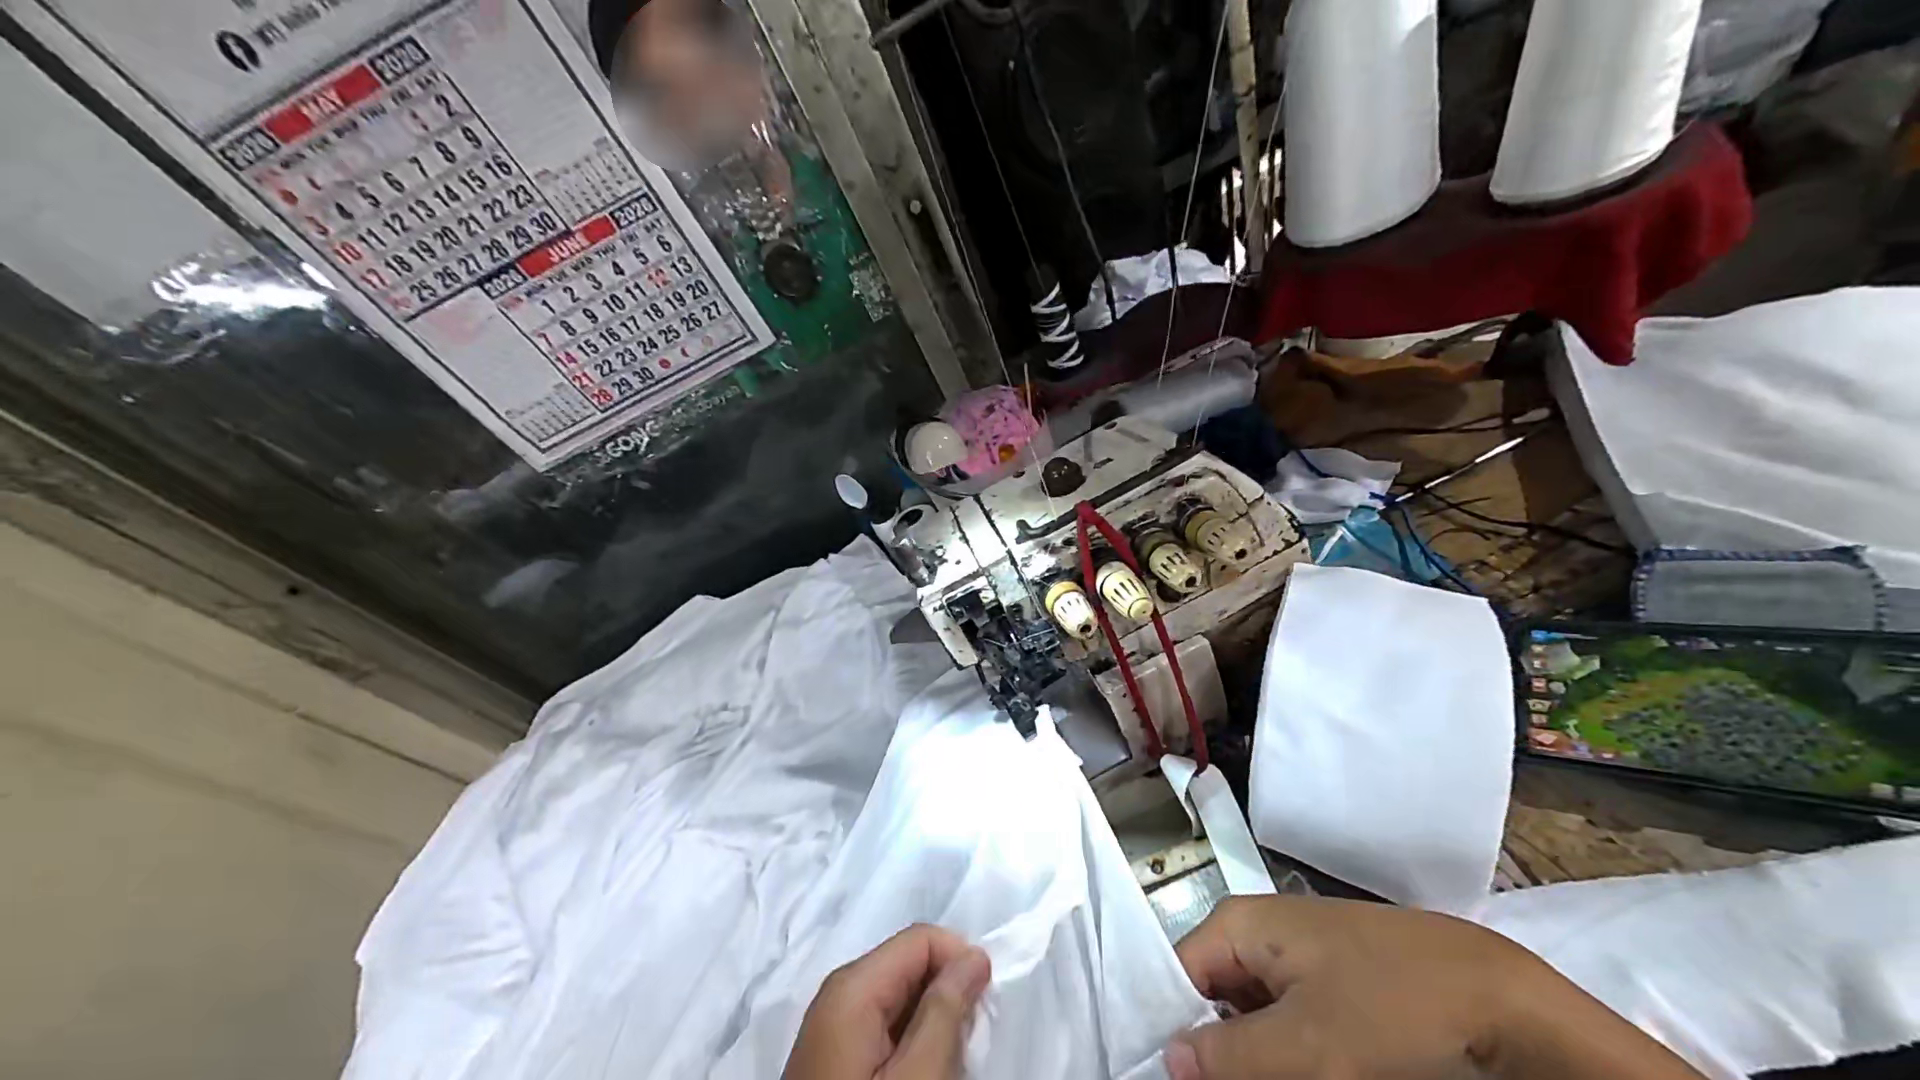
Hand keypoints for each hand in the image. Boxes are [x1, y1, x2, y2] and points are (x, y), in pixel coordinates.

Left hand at [783, 924, 990, 1079]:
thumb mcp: (917, 1079)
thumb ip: (946, 1011)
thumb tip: (973, 956)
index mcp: (853, 986)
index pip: (922, 939)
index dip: (959, 962)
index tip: (982, 1009)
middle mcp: (840, 994)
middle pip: (910, 965)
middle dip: (947, 996)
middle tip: (964, 1049)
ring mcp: (834, 1026)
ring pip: (902, 998)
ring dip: (933, 1025)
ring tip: (942, 1069)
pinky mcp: (837, 1055)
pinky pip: (886, 1027)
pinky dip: (913, 1044)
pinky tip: (921, 1077)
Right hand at [1166, 895, 1704, 1079]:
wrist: (1498, 997)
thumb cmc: (1391, 1007)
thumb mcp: (1308, 1045)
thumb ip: (1230, 1056)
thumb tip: (1169, 1059)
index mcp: (1239, 924)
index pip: (1178, 974)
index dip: (1175, 1029)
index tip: (1181, 1079)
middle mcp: (1258, 931)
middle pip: (1213, 996)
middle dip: (1221, 1052)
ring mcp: (1297, 953)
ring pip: (1252, 1013)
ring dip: (1257, 1058)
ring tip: (1279, 1078)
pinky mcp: (1331, 979)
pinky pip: (1289, 1017)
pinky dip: (1288, 1053)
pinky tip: (1304, 1074)